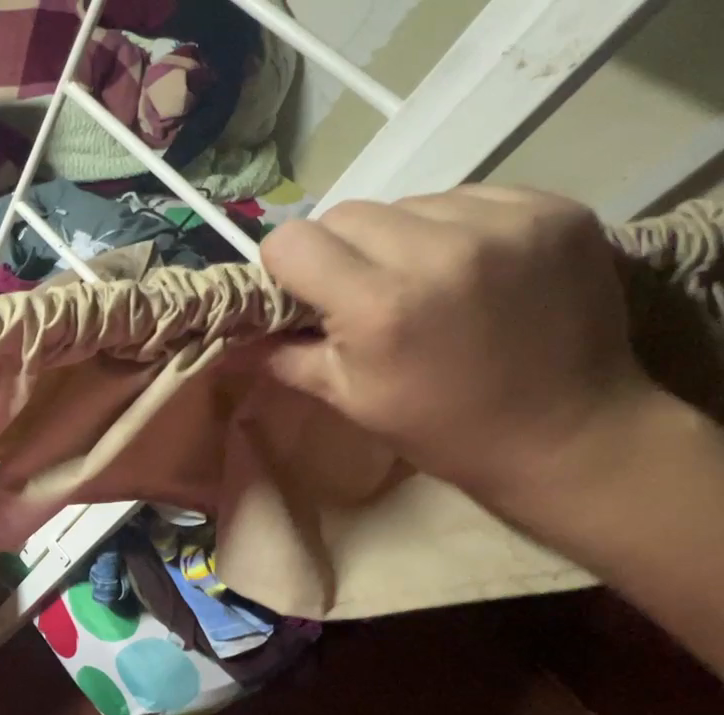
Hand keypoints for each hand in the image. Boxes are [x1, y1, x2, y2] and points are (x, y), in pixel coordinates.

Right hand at [259, 186, 654, 502]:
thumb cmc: (439, 425)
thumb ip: (280, 355)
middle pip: (345, 214)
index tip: (301, 293)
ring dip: (397, 236)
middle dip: (337, 250)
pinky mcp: (554, 210)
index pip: (292, 241)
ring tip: (422, 279)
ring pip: (407, 202)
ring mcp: (505, 223)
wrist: (568, 430)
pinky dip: (453, 226)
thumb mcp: (345, 397)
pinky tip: (469, 266)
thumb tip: (231, 336)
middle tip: (358, 290)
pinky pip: (468, 197)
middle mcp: (439, 249)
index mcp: (378, 303)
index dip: (285, 267)